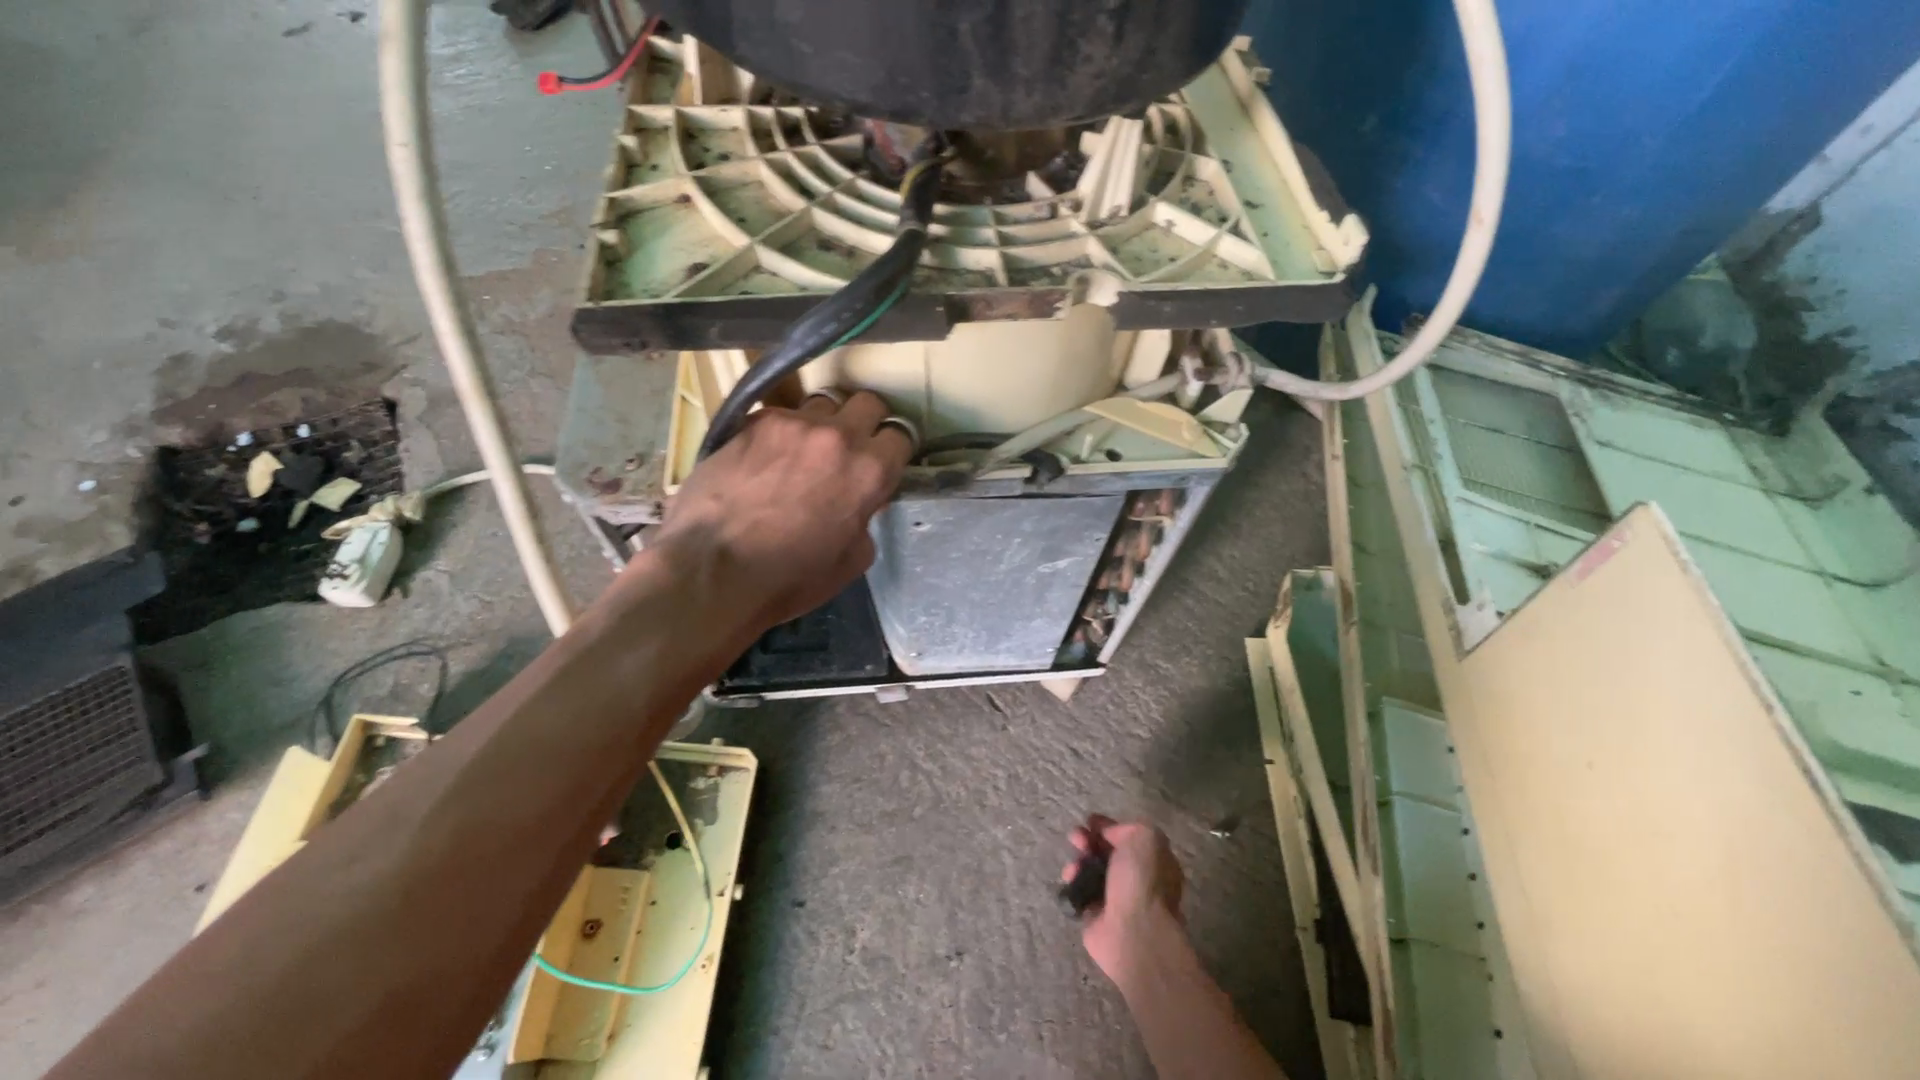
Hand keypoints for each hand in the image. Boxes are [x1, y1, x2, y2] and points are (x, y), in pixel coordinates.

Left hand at [646, 390, 910, 633]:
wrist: (713, 569)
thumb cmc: (789, 579)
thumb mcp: (851, 560)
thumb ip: (865, 518)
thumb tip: (860, 502)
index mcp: (870, 471)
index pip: (901, 435)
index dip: (893, 451)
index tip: (882, 464)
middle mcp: (838, 436)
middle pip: (867, 403)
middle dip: (864, 423)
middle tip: (849, 449)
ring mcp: (793, 423)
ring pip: (822, 404)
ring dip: (821, 424)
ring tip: (803, 452)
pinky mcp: (753, 422)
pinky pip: (779, 416)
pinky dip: (781, 434)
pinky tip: (763, 459)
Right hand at [1063, 816, 1184, 984]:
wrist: (1133, 932)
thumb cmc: (1143, 881)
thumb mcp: (1145, 837)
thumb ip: (1127, 828)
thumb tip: (1108, 836)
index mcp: (1154, 861)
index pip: (1129, 837)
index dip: (1109, 826)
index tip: (1090, 821)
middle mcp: (1137, 879)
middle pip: (1107, 852)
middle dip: (1089, 841)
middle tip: (1076, 838)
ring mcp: (1115, 898)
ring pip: (1090, 870)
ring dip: (1079, 861)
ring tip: (1074, 864)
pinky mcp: (1095, 914)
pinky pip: (1080, 891)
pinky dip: (1072, 882)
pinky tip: (1070, 878)